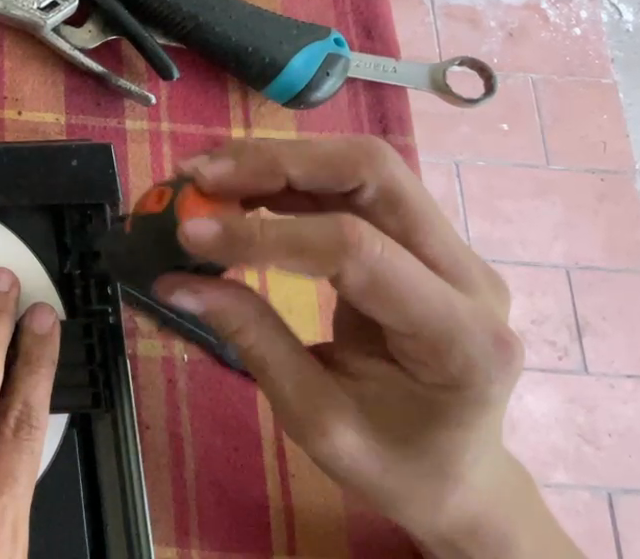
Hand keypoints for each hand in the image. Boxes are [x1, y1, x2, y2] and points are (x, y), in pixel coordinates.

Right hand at [154, 138, 580, 558]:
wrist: (458, 478)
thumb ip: (251, 338)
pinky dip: (285, 177)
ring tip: (203, 176)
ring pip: (359, 166)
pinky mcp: (419, 239)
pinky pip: (349, 186)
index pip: (355, 248)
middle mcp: (466, 273)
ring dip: (275, 161)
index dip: (264, 233)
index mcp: (458, 334)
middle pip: (372, 173)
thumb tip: (173, 279)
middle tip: (198, 177)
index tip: (188, 234)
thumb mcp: (316, 419)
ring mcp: (448, 248)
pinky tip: (236, 188)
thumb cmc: (393, 463)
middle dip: (276, 163)